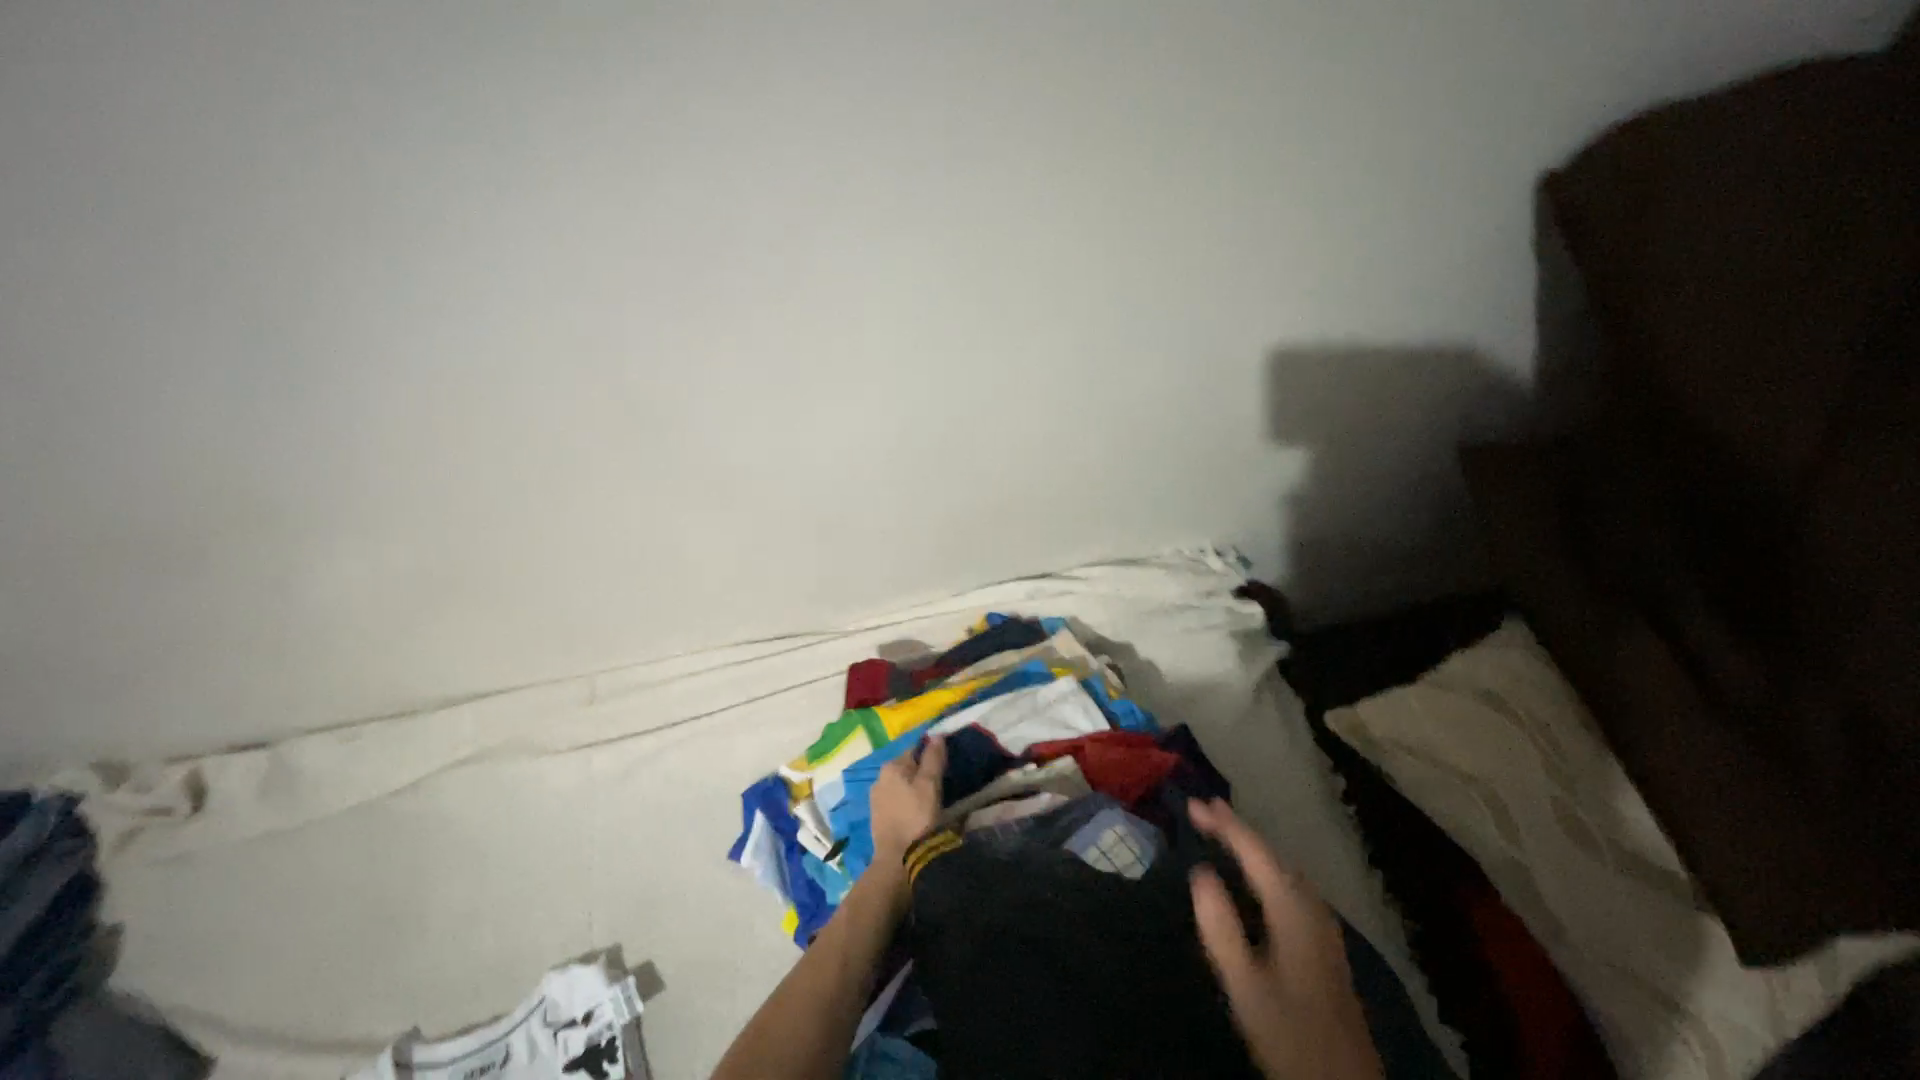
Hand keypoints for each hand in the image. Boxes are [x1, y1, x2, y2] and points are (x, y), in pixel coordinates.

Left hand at [869, 734, 946, 864]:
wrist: (896, 858)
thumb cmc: (916, 817)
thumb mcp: (930, 785)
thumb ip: (933, 758)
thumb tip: (936, 735)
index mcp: (892, 766)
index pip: (915, 749)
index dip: (932, 753)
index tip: (946, 763)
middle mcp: (879, 777)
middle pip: (906, 766)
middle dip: (922, 770)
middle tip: (941, 783)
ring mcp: (875, 797)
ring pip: (900, 784)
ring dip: (913, 786)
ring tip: (930, 798)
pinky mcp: (876, 815)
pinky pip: (895, 799)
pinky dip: (906, 800)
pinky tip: (916, 811)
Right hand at [1188, 798, 1383, 1079]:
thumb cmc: (1289, 1032)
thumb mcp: (1244, 983)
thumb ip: (1221, 927)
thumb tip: (1200, 872)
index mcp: (1293, 910)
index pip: (1256, 853)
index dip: (1225, 824)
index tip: (1193, 804)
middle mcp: (1312, 908)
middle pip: (1273, 856)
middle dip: (1239, 830)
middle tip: (1204, 811)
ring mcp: (1323, 926)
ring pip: (1284, 871)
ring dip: (1254, 848)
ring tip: (1224, 832)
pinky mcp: (1325, 944)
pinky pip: (1291, 887)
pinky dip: (1267, 870)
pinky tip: (1257, 880)